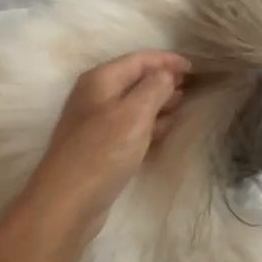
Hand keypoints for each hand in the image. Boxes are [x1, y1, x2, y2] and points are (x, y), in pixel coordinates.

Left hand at [21, 51, 189, 226]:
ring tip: (182, 106)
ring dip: (158, 102)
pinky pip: (129, 125)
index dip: (167, 60)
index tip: (193, 68)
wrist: (68, 201)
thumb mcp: (134, 114)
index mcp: (100, 80)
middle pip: (134, 79)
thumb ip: (154, 88)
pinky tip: (163, 130)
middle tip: (190, 87)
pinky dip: (148, 123)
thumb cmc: (103, 152)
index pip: (139, 59)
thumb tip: (166, 74)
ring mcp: (95, 122)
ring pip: (133, 103)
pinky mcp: (99, 146)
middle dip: (163, 80)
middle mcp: (95, 96)